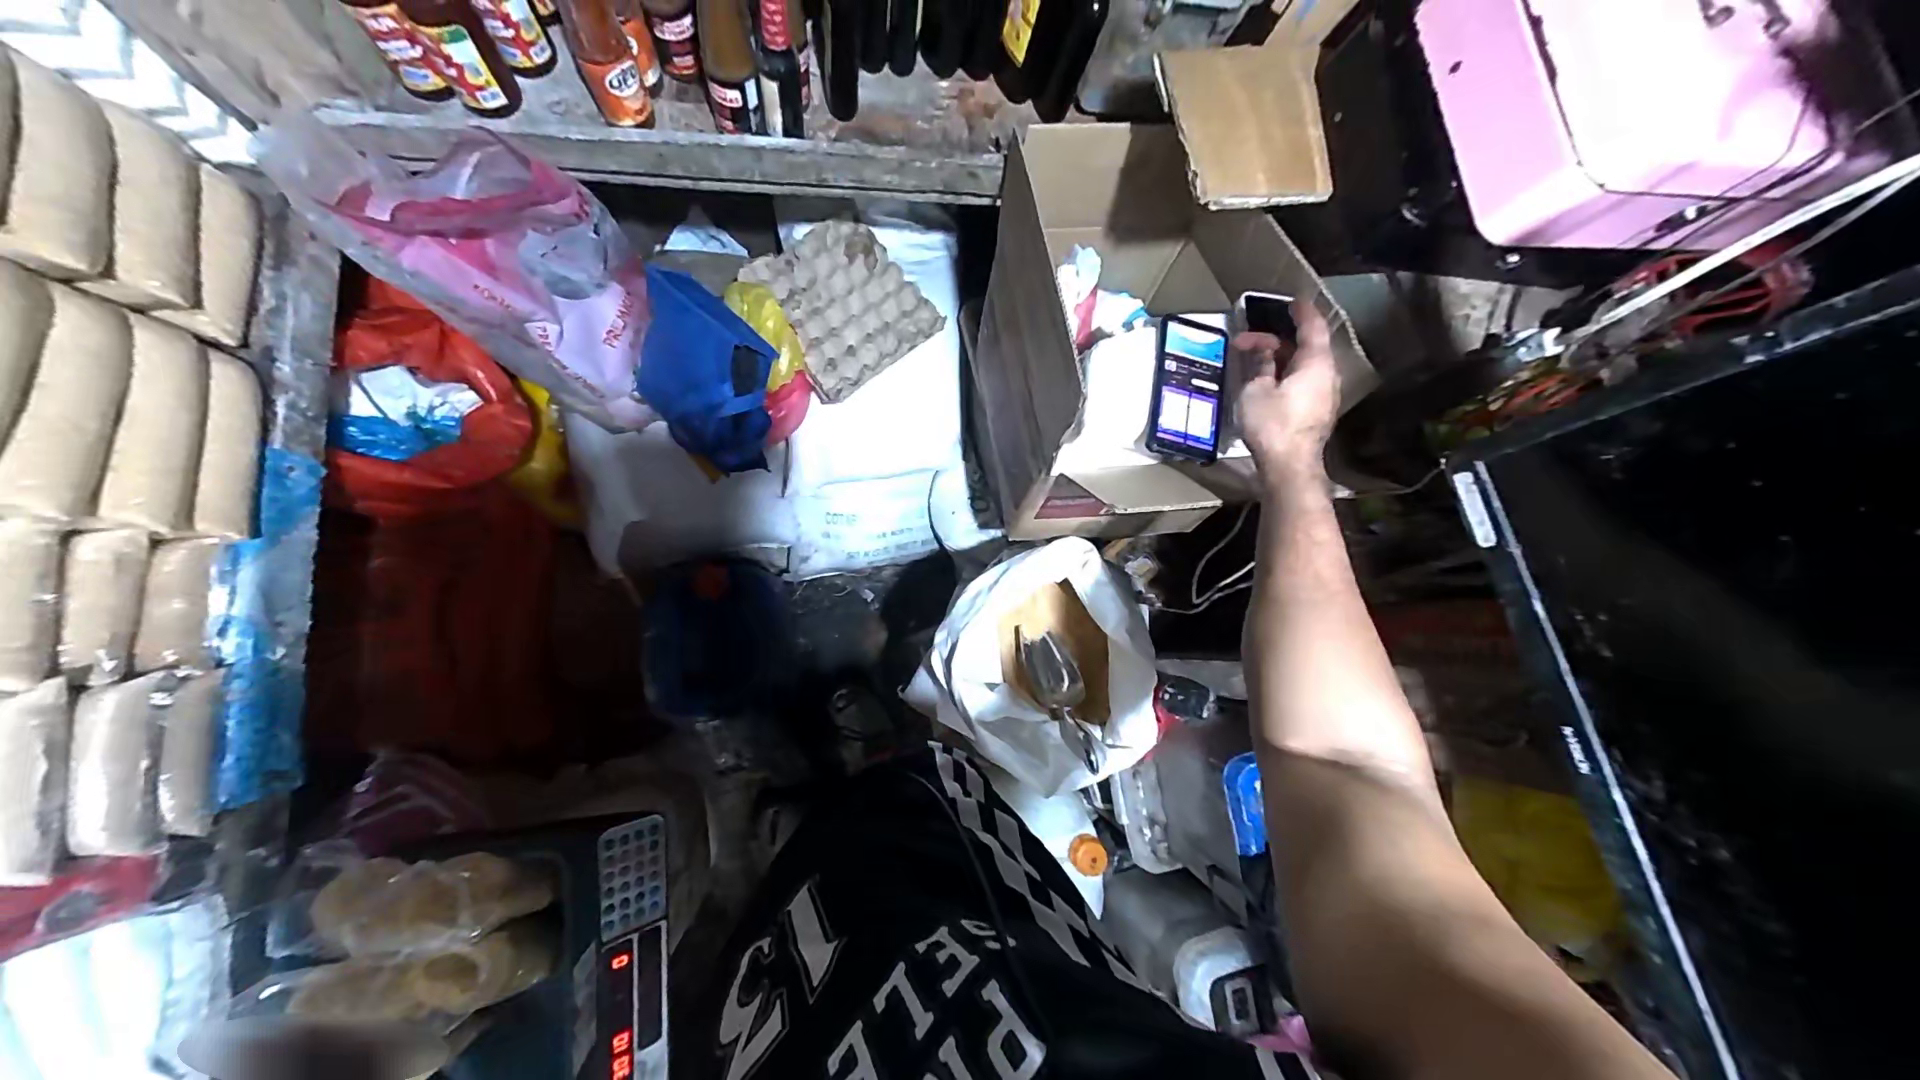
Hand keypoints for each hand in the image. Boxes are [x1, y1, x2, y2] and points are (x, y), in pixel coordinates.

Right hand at [1233, 297, 1340, 478]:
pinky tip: (1265, 383)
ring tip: (1253, 362)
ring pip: (1303, 367)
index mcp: (1315, 363)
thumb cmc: (1272, 424)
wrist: (1289, 466)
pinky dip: (1284, 376)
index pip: (1313, 327)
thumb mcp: (1256, 390)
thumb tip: (1263, 352)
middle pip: (1305, 348)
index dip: (1301, 312)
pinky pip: (1302, 384)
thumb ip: (1261, 365)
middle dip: (1276, 341)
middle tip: (1245, 342)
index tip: (1292, 302)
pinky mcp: (1316, 413)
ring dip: (1279, 360)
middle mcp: (1326, 376)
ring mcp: (1324, 396)